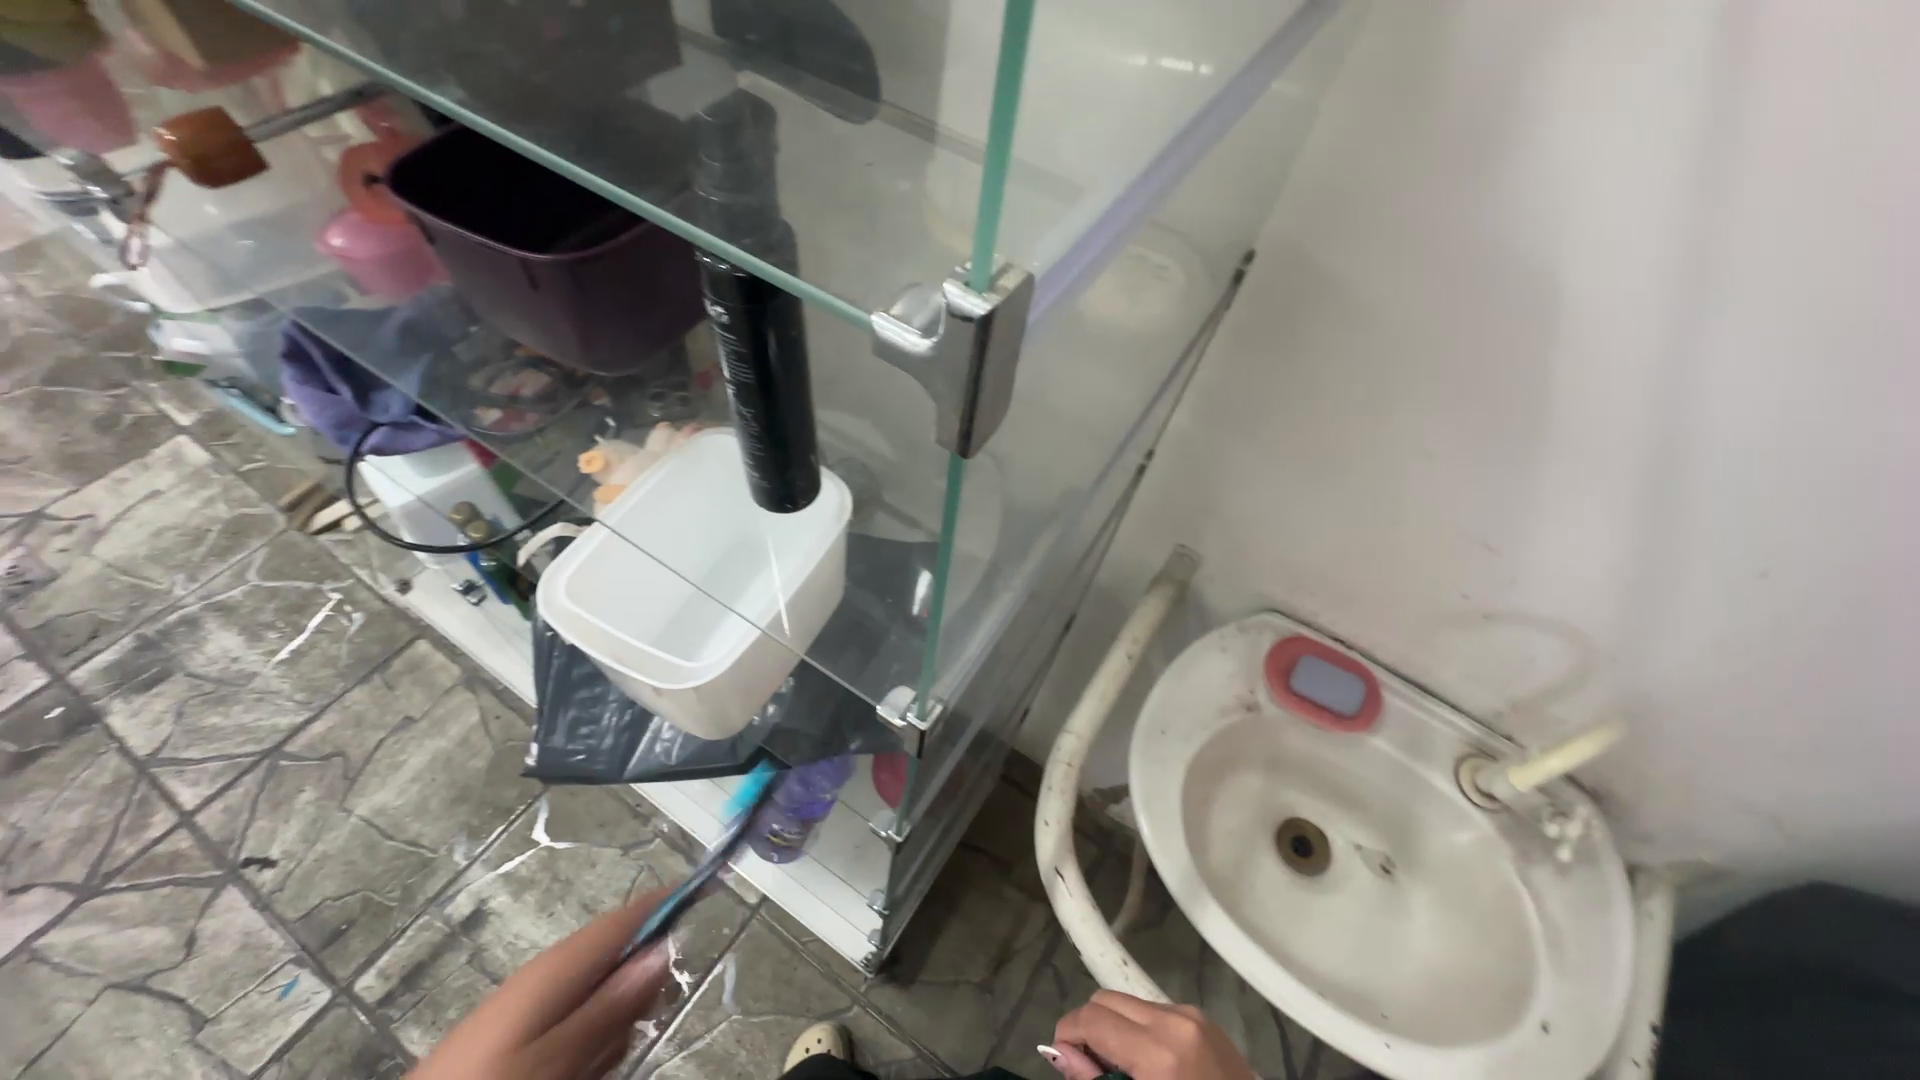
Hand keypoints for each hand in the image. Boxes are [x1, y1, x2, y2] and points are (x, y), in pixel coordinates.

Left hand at [409, 890, 675, 1079]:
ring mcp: (536, 998)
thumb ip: (613, 1004)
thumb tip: (663, 949)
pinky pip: (577, 1019)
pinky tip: (572, 1071)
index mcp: (561, 966)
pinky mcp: (524, 1025)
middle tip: (625, 1033)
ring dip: (611, 1026)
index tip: (705, 893)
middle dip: (635, 992)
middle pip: (620, 958)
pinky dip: (587, 1042)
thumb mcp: (560, 1055)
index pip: (627, 916)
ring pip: (603, 995)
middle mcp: (550, 971)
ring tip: (589, 1065)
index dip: (667, 902)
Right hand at [1047, 991, 1257, 1079]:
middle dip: (1089, 1029)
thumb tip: (1059, 1052)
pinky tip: (1152, 1066)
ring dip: (1115, 1029)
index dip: (1067, 1035)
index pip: (1091, 1018)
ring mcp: (1192, 1015)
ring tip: (1125, 1070)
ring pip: (1128, 1003)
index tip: (1065, 1062)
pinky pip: (1154, 1011)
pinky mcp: (1203, 1018)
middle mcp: (1174, 1020)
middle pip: (1105, 1000)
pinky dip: (1140, 1031)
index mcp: (1158, 1051)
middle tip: (1094, 1071)